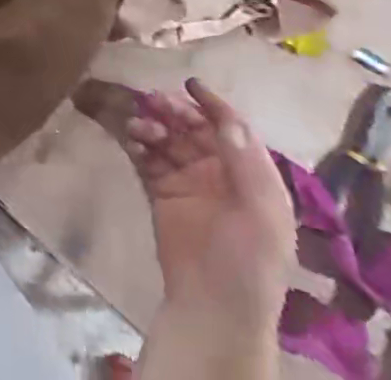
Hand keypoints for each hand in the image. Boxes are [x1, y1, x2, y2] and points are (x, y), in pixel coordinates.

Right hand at [122, 79, 295, 328]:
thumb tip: (226, 117)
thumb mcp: (259, 215)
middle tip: (152, 102)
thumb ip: (244, 164)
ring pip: (168, 141)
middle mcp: (221, 174)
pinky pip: (148, 159)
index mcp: (253, 178)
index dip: (214, 105)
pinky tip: (131, 141)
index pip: (233, 130)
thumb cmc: (246, 263)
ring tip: (139, 129)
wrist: (212, 307)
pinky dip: (139, 145)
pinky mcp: (161, 193)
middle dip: (175, 112)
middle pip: (195, 130)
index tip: (189, 83)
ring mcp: (189, 183)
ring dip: (154, 128)